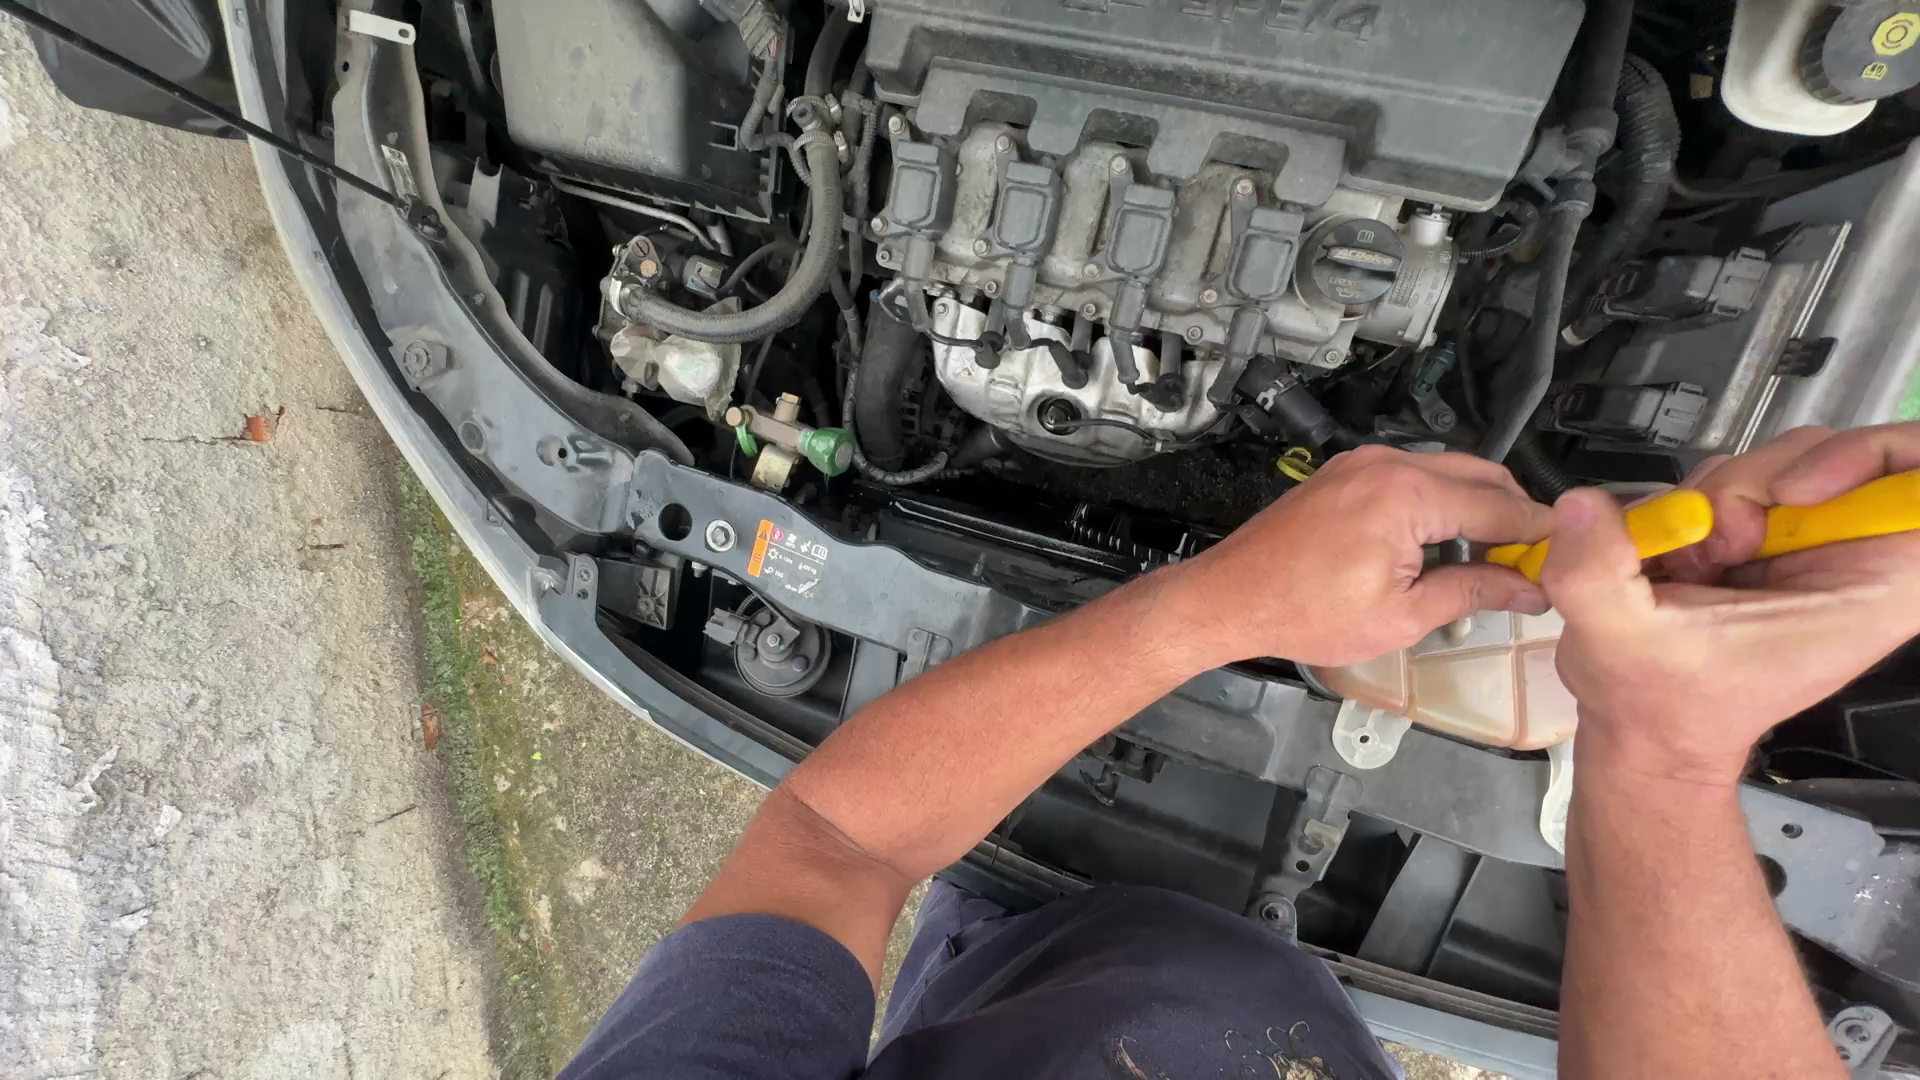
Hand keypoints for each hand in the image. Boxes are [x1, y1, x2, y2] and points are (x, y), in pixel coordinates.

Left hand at [1172, 445, 1552, 667]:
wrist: (1228, 598)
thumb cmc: (1302, 612)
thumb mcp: (1400, 615)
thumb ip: (1473, 592)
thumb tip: (1528, 589)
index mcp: (1405, 493)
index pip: (1502, 505)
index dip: (1541, 535)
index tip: (1568, 557)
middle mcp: (1382, 464)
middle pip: (1478, 476)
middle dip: (1512, 514)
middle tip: (1529, 561)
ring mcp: (1355, 465)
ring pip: (1442, 473)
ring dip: (1472, 507)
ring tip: (1487, 558)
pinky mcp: (1338, 476)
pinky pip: (1404, 478)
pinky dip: (1432, 502)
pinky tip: (1436, 543)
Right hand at [1542, 423, 1919, 786]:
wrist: (1642, 727)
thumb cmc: (1655, 696)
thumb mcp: (1617, 634)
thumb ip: (1596, 567)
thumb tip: (1582, 500)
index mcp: (1874, 582)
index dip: (1864, 458)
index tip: (1788, 492)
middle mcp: (1850, 555)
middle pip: (1826, 456)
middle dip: (1746, 489)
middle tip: (1708, 551)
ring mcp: (1798, 545)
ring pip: (1763, 465)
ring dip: (1699, 504)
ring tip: (1678, 569)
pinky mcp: (1755, 543)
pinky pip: (1721, 487)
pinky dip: (1677, 512)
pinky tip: (1666, 561)